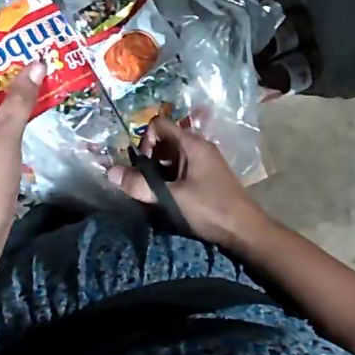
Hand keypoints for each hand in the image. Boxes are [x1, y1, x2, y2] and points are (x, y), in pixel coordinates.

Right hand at [107, 116, 274, 250]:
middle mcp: (198, 147)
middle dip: (148, 158)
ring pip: (170, 157)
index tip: (142, 164)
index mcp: (192, 144)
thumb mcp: (172, 197)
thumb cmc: (210, 209)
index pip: (159, 124)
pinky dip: (168, 179)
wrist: (245, 231)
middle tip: (142, 181)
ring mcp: (203, 162)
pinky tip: (165, 198)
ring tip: (150, 192)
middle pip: (163, 140)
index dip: (145, 139)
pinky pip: (180, 169)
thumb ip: (140, 185)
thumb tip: (110, 172)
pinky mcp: (205, 177)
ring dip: (157, 171)